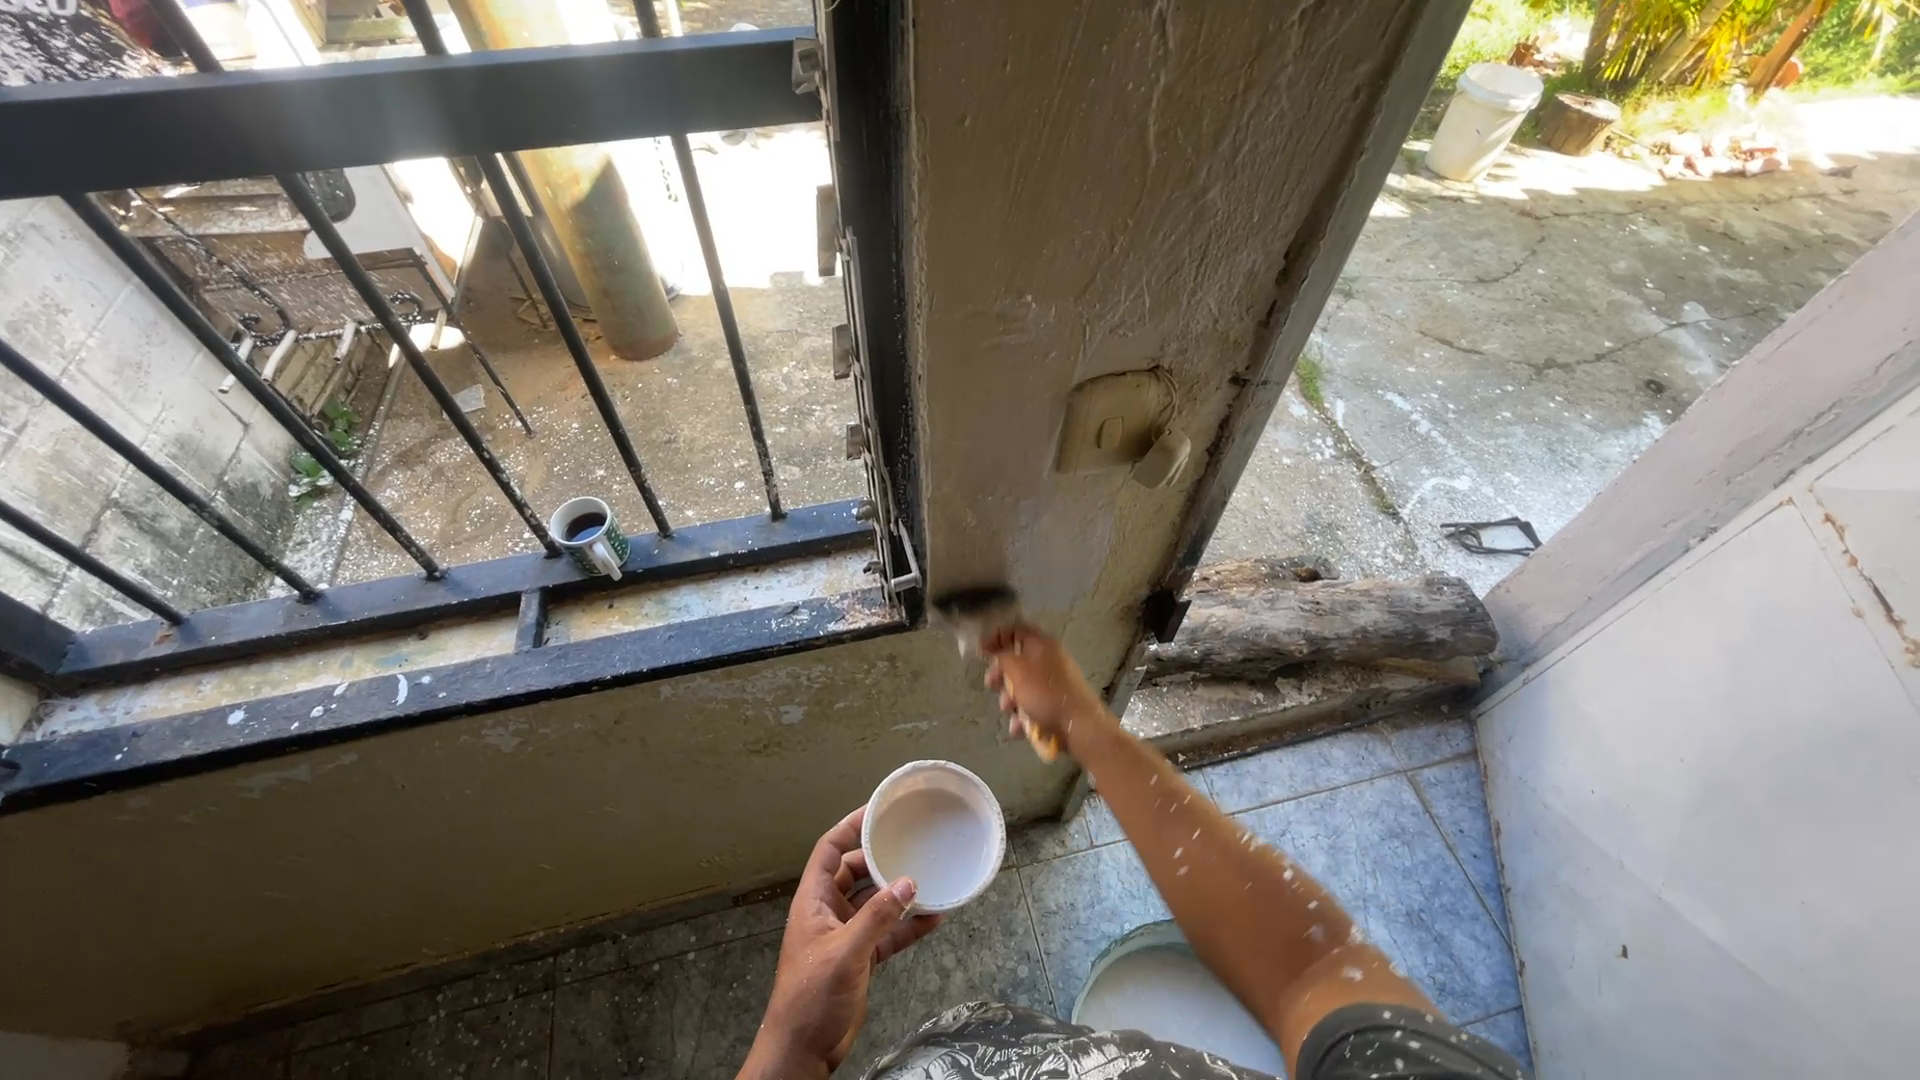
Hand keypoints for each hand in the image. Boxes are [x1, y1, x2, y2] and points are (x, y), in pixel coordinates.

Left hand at [744, 807, 943, 1077]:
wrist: (803, 1050)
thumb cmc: (812, 995)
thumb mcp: (845, 952)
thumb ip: (877, 917)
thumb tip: (909, 883)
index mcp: (814, 900)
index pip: (829, 849)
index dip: (850, 826)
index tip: (877, 810)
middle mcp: (829, 911)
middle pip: (856, 872)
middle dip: (882, 859)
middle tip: (912, 843)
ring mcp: (845, 935)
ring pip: (875, 903)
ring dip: (900, 894)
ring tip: (931, 877)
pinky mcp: (860, 958)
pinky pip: (887, 933)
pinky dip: (908, 926)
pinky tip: (935, 918)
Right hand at [982, 622, 1115, 757]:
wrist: (1079, 726)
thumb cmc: (1045, 693)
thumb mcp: (1017, 670)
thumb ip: (1002, 655)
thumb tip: (995, 648)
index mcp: (1042, 644)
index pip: (1016, 629)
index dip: (997, 636)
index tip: (981, 651)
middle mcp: (1049, 660)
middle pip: (1017, 660)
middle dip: (1001, 675)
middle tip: (991, 684)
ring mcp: (1054, 683)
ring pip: (1022, 686)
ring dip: (1010, 699)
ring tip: (1010, 710)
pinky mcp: (1056, 704)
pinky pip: (1032, 706)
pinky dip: (1023, 716)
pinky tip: (1019, 728)